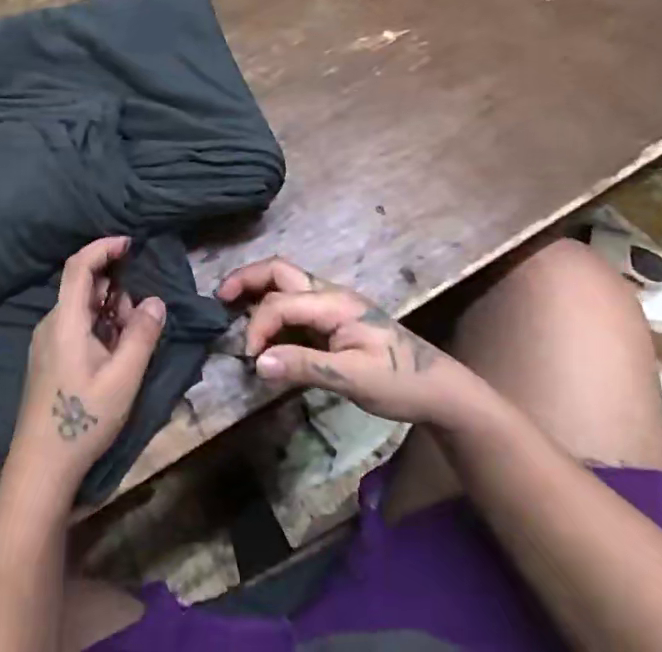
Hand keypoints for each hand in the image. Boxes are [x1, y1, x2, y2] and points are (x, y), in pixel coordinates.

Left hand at [10, 237, 166, 493]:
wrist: (42, 461)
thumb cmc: (84, 417)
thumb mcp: (123, 378)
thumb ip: (141, 336)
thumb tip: (155, 301)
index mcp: (64, 320)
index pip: (79, 267)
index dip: (102, 248)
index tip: (129, 243)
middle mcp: (50, 323)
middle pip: (81, 287)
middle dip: (115, 288)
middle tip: (142, 313)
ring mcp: (46, 341)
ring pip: (80, 309)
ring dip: (109, 311)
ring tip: (133, 337)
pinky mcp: (48, 357)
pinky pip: (75, 326)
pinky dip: (99, 326)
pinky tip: (115, 351)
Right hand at [217, 258, 476, 425]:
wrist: (442, 390)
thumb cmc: (401, 382)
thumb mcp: (353, 378)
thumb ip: (303, 366)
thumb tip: (257, 362)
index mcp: (334, 303)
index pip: (279, 303)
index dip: (257, 327)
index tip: (251, 359)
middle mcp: (330, 295)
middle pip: (279, 271)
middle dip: (246, 279)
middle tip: (219, 297)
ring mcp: (333, 304)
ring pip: (285, 283)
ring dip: (257, 291)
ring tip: (232, 308)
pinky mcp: (334, 318)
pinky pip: (294, 302)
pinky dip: (271, 307)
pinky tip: (264, 329)